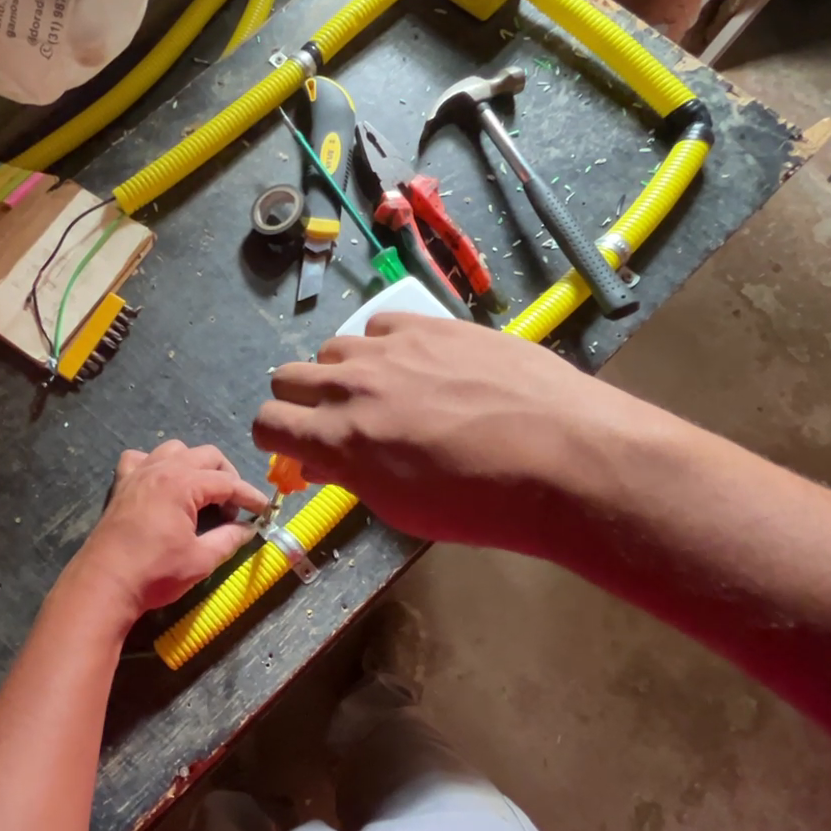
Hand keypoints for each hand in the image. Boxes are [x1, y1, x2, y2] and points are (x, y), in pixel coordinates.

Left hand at [64, 441, 267, 625]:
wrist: (104, 583)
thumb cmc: (155, 573)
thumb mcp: (201, 559)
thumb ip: (229, 539)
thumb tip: (248, 529)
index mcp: (182, 483)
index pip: (227, 482)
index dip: (250, 496)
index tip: (264, 510)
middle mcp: (161, 468)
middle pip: (206, 456)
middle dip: (227, 476)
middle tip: (234, 506)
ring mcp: (138, 473)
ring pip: (175, 450)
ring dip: (194, 465)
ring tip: (202, 493)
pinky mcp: (121, 484)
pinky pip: (141, 459)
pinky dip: (156, 464)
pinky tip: (162, 484)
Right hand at [252, 313, 680, 555]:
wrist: (564, 457)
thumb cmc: (480, 504)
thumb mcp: (398, 507)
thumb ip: (348, 475)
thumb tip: (321, 460)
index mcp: (337, 440)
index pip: (266, 422)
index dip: (275, 436)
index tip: (295, 444)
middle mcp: (350, 387)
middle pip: (286, 377)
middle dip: (300, 401)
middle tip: (333, 418)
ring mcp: (390, 348)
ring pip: (333, 348)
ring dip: (344, 371)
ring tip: (385, 390)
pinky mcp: (430, 323)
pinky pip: (380, 324)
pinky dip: (386, 346)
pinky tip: (421, 365)